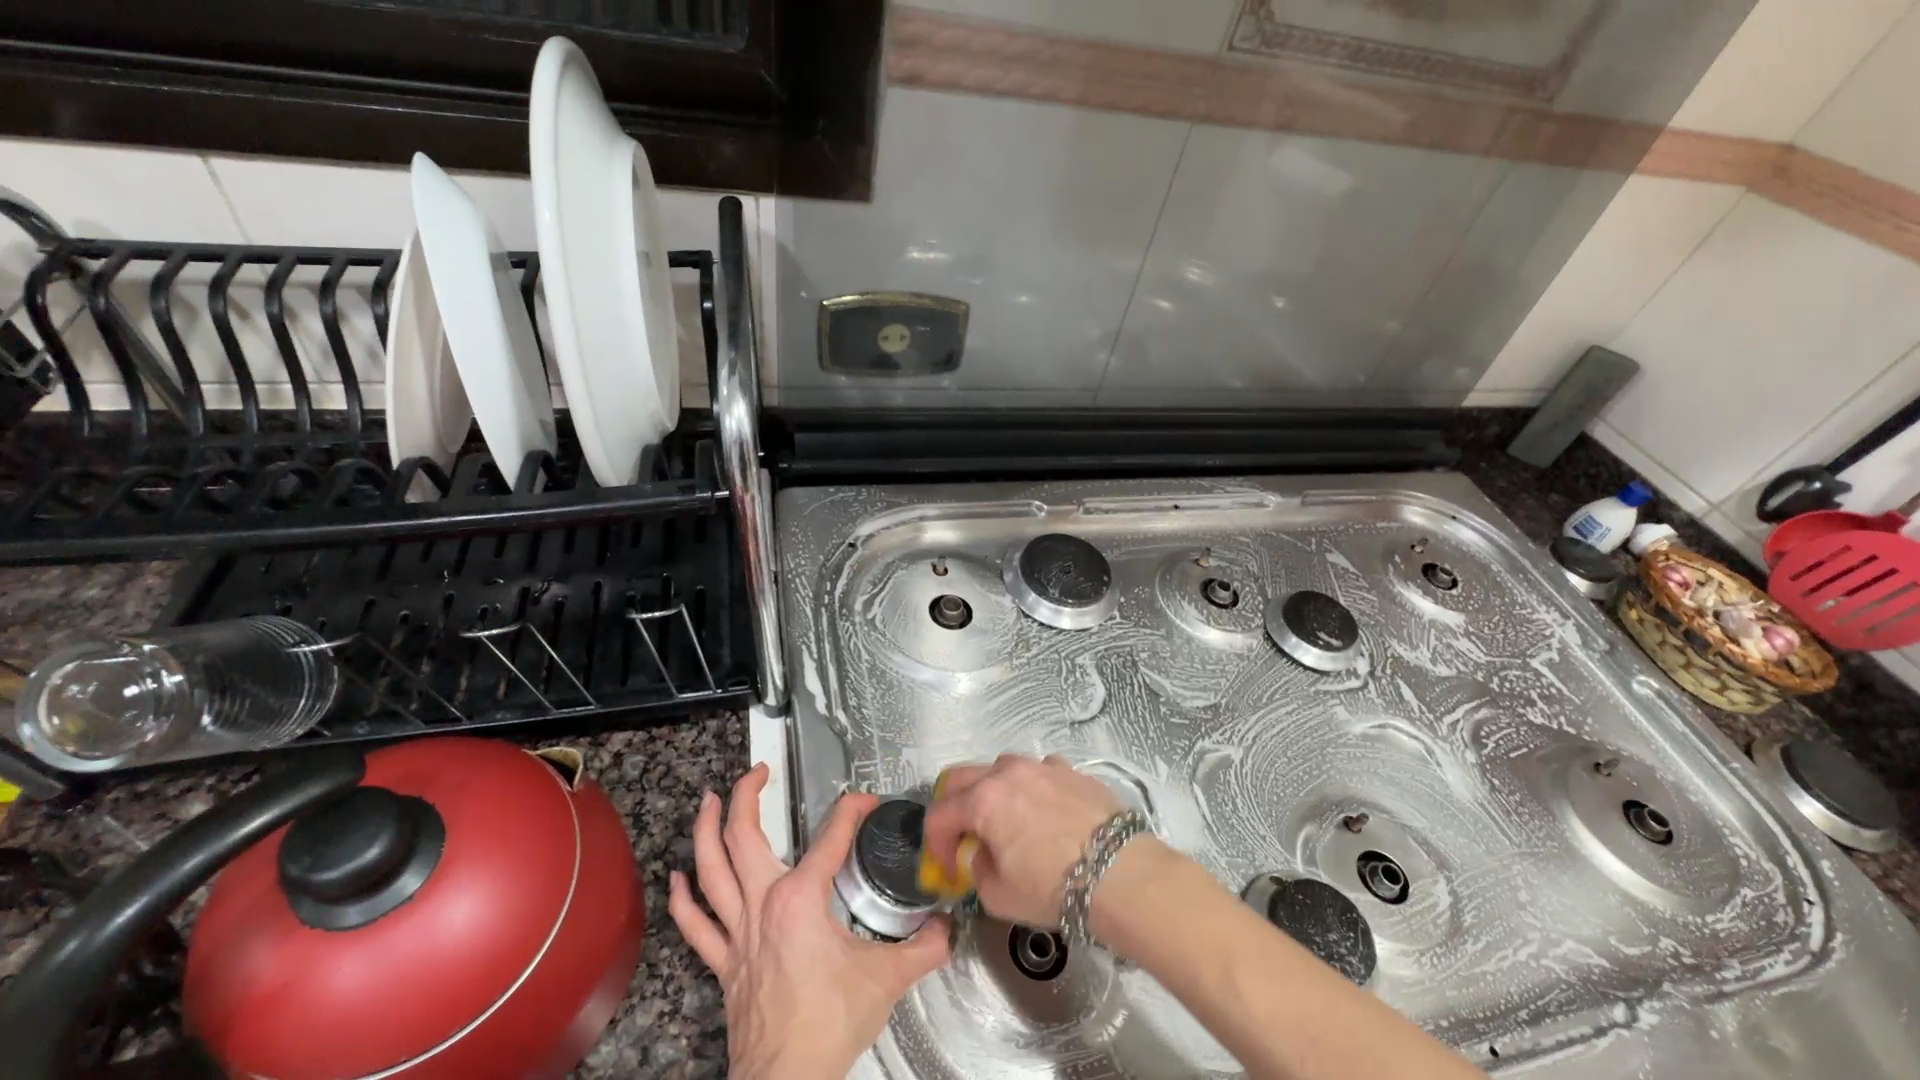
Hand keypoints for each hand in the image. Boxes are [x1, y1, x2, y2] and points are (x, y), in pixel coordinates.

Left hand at [668, 764, 951, 1079]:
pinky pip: (695, 924)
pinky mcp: (724, 963)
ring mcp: (737, 934)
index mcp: (800, 901)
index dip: (851, 812)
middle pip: (743, 838)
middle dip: (747, 796)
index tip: (865, 802)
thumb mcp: (889, 978)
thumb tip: (945, 929)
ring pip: (710, 870)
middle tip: (758, 772)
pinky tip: (679, 877)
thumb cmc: (830, 1024)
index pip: (830, 839)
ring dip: (706, 830)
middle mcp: (762, 906)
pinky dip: (684, 898)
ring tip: (710, 800)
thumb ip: (924, 947)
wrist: (788, 1077)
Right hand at [919, 754, 1124, 927]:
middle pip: (963, 778)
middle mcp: (1009, 772)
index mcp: (983, 800)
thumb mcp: (998, 896)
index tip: (948, 869)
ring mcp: (1044, 767)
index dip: (936, 844)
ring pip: (1003, 768)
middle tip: (963, 837)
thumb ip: (978, 871)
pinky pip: (1040, 774)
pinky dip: (1031, 790)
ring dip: (993, 792)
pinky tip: (1044, 815)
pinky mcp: (1074, 772)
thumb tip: (984, 856)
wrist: (1121, 874)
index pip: (940, 815)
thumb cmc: (1053, 887)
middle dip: (954, 808)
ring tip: (1006, 822)